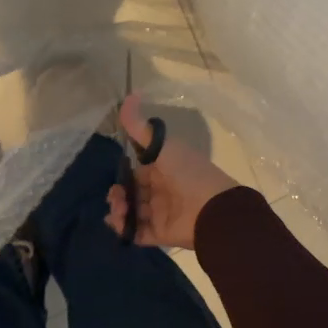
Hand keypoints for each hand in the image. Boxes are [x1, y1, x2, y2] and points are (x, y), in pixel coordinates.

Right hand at [105, 93, 240, 249]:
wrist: (213, 209)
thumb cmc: (188, 172)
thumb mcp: (162, 146)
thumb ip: (140, 126)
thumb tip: (129, 93)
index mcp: (165, 169)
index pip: (138, 172)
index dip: (124, 174)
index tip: (116, 177)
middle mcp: (163, 190)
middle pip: (133, 193)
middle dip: (119, 194)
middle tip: (115, 197)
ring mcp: (162, 213)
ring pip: (133, 212)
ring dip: (120, 210)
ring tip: (118, 210)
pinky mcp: (161, 233)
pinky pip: (138, 232)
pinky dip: (126, 229)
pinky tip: (118, 222)